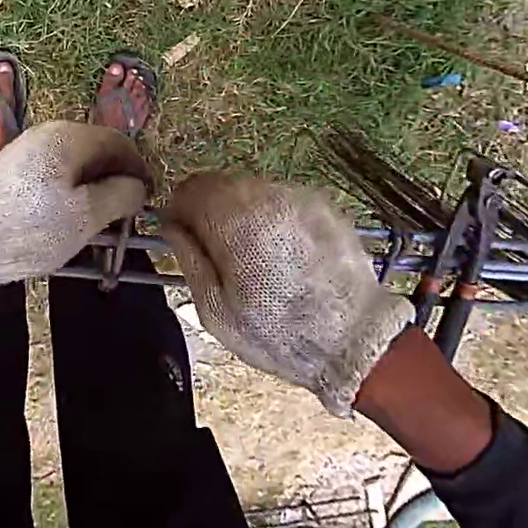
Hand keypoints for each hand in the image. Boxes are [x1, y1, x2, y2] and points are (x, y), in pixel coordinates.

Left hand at [0, 122, 148, 309]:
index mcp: (67, 136)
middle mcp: (46, 133)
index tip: (146, 198)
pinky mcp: (11, 169)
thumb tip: (137, 185)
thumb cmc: (30, 228)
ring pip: (73, 162)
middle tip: (125, 213)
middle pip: (96, 149)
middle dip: (115, 177)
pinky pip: (53, 172)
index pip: (118, 142)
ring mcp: (25, 149)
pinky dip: (70, 189)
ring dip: (93, 185)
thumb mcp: (86, 216)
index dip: (138, 169)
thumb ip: (120, 195)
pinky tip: (69, 216)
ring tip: (100, 219)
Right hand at [159, 173, 413, 415]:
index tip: (179, 232)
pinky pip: (281, 198)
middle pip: (220, 185)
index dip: (178, 209)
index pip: (190, 189)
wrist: (357, 342)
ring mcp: (298, 196)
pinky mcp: (323, 204)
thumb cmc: (277, 334)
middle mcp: (266, 196)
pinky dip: (270, 215)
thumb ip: (188, 257)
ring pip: (251, 189)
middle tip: (214, 248)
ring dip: (239, 211)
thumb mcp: (215, 310)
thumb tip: (170, 225)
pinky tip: (280, 251)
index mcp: (235, 220)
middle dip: (209, 209)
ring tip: (251, 254)